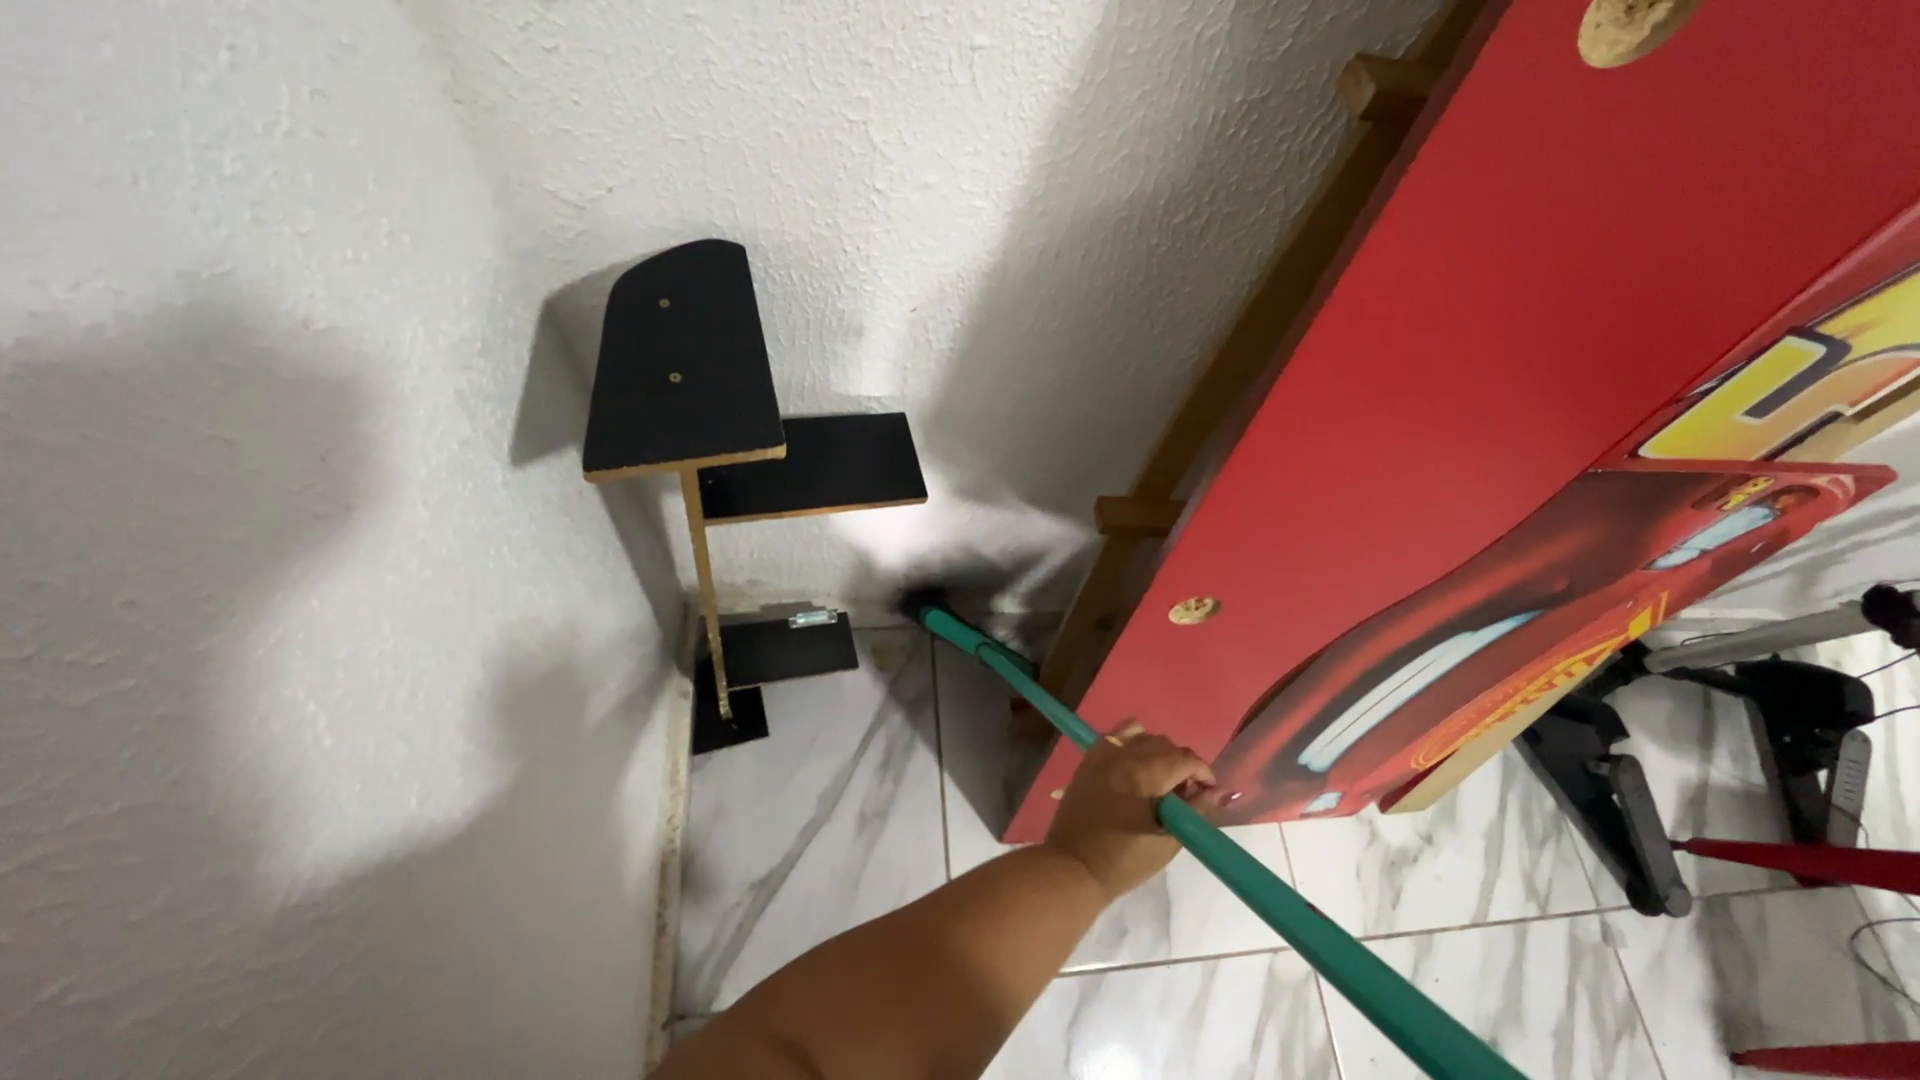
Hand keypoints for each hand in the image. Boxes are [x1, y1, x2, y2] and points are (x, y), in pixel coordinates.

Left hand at [1042, 721, 1225, 900]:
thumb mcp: (1168, 840)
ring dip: (1155, 751)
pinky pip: (1112, 736)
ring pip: (1139, 735)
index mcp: (1146, 774)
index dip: (1203, 771)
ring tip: (1156, 778)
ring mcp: (1102, 755)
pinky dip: (1128, 741)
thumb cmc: (1124, 860)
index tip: (1207, 791)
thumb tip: (1219, 791)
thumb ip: (1196, 810)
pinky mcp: (1087, 761)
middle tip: (1181, 794)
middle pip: (1164, 744)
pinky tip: (1132, 764)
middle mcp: (1124, 755)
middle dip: (1180, 764)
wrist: (1074, 867)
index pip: (1185, 757)